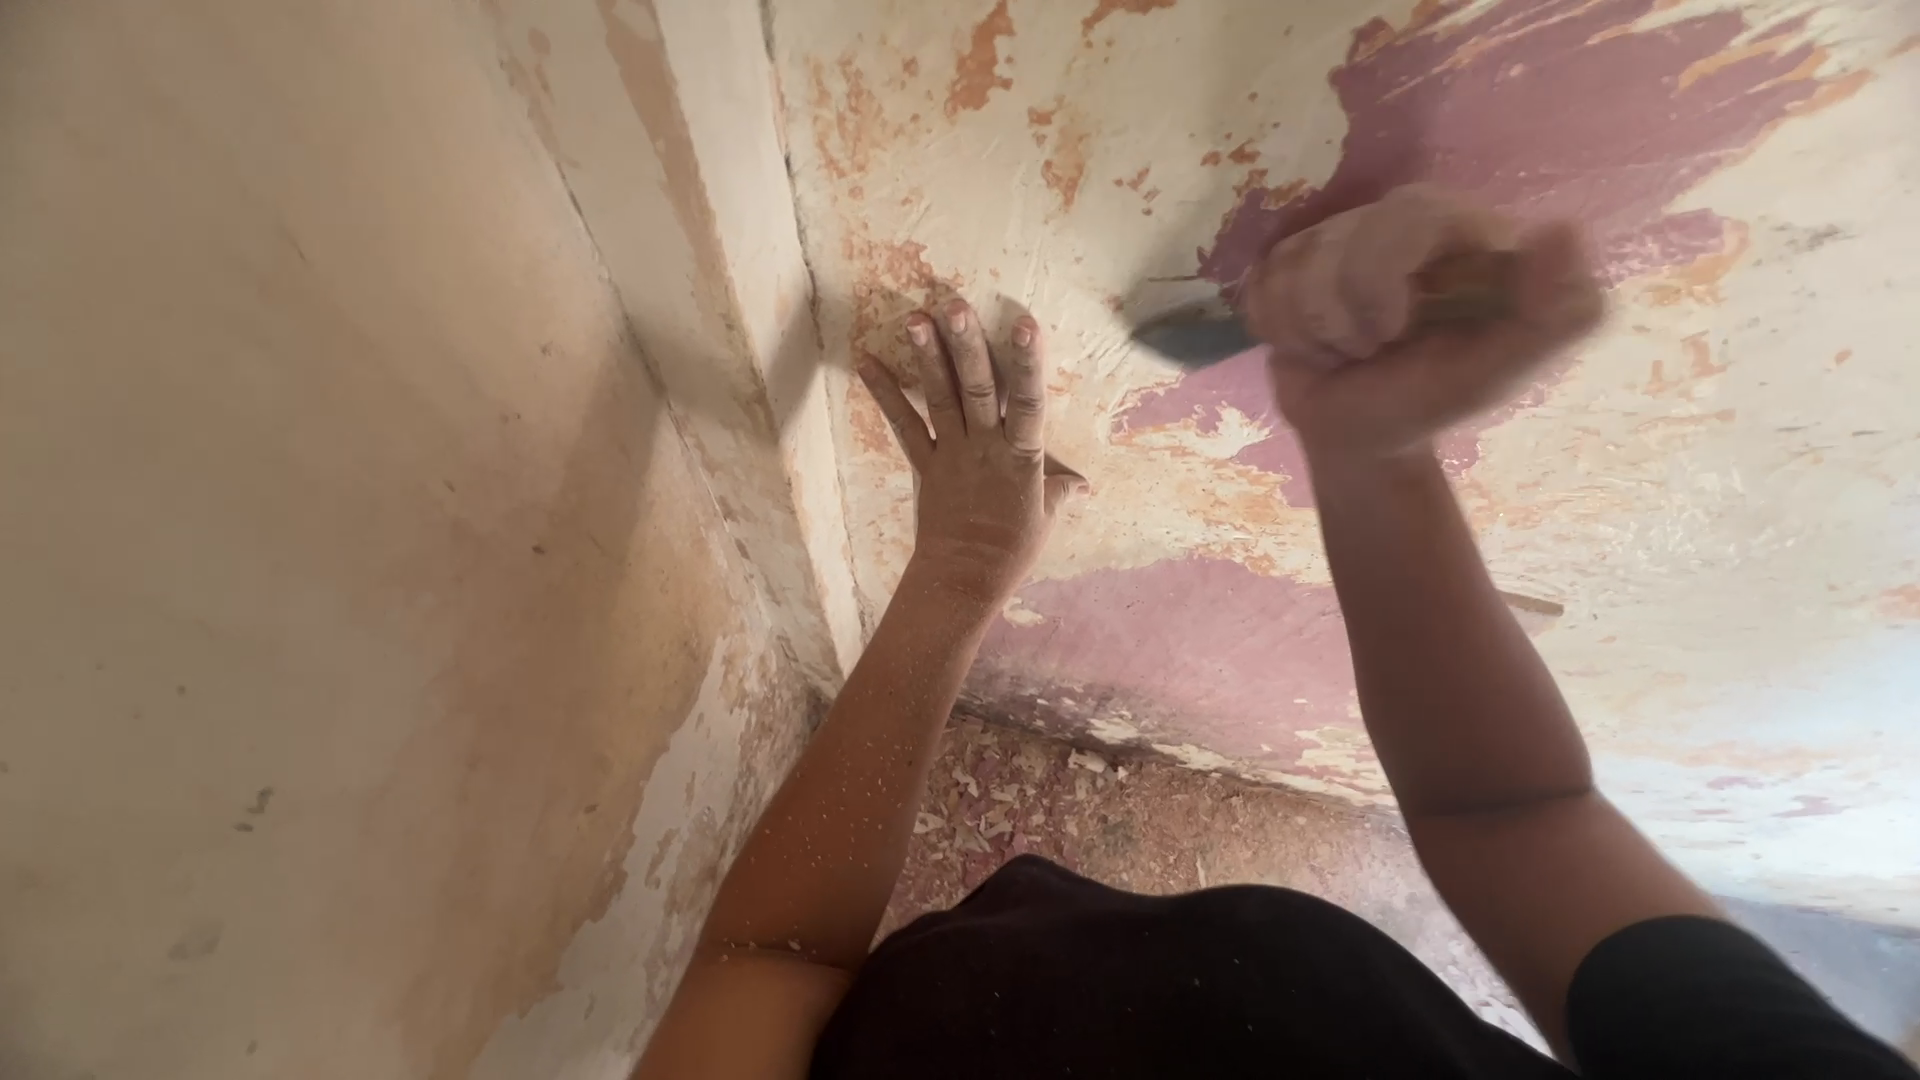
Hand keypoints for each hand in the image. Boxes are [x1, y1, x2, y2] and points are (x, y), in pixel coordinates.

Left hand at [858, 299, 1085, 604]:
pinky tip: (868, 361)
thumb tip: (1084, 483)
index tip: (1026, 324)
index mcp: (1023, 458)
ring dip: (928, 358)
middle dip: (968, 347)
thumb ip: (1061, 492)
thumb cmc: (1012, 551)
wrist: (964, 579)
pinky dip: (886, 394)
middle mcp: (986, 447)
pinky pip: (904, 426)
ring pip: (941, 400)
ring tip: (915, 317)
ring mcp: (951, 453)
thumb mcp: (1046, 519)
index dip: (1028, 363)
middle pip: (979, 390)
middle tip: (954, 305)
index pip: (1030, 403)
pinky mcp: (924, 465)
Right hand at [1242, 184, 1604, 461]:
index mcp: (1463, 234)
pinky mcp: (1292, 267)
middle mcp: (1402, 223)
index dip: (1376, 281)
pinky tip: (1309, 346)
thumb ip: (1550, 314)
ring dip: (1311, 331)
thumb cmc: (1422, 406)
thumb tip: (1557, 230)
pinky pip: (1263, 282)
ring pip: (1293, 264)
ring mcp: (1341, 240)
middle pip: (1339, 240)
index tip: (1390, 336)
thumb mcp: (1494, 375)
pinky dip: (1281, 329)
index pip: (1404, 217)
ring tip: (1341, 353)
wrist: (1351, 438)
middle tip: (1367, 352)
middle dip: (1342, 316)